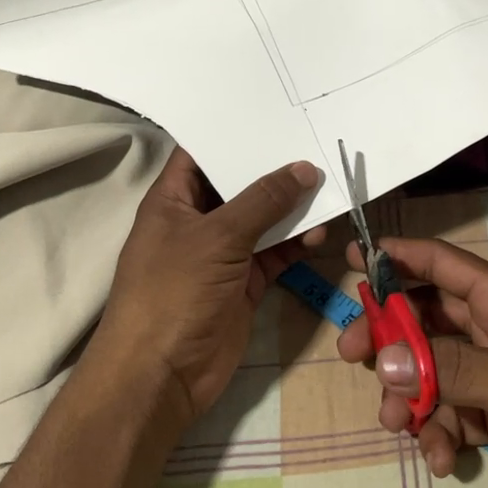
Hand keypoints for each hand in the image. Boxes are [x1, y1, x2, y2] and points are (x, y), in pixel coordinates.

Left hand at [89, 146, 324, 420]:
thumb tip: (304, 168)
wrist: (160, 377)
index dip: (233, 132)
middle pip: (238, 184)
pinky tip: (320, 230)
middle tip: (314, 139)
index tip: (274, 109)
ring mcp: (221, 253)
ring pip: (262, 219)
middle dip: (274, 168)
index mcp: (173, 200)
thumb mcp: (217, 236)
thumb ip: (263, 200)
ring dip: (292, 206)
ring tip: (328, 184)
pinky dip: (296, 242)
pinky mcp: (243, 283)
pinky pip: (274, 252)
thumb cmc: (173, 292)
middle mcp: (197, 221)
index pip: (202, 153)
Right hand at [337, 237, 487, 487]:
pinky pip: (452, 414)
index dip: (400, 256)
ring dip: (411, 395)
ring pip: (433, 370)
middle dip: (390, 336)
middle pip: (427, 319)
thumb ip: (457, 370)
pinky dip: (438, 433)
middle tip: (352, 356)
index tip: (353, 257)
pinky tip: (442, 458)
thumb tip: (389, 357)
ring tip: (402, 424)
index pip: (445, 265)